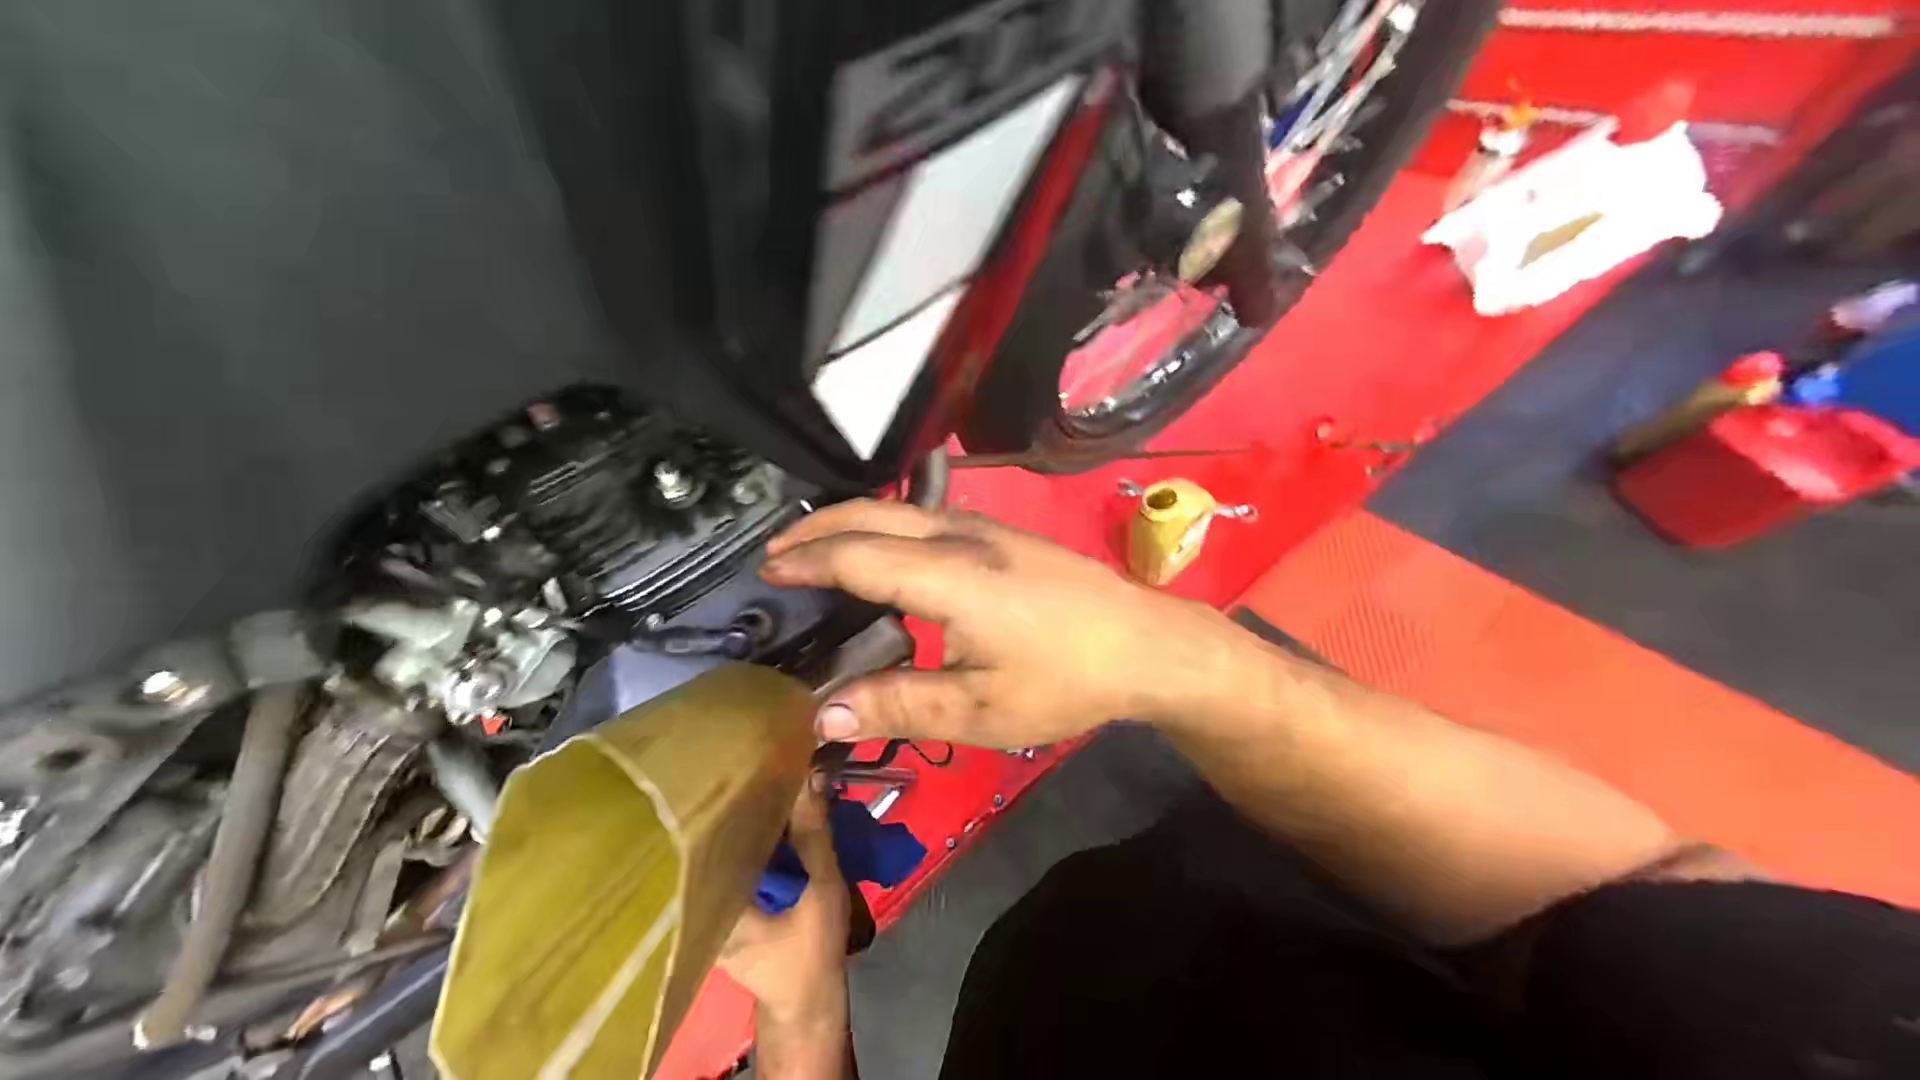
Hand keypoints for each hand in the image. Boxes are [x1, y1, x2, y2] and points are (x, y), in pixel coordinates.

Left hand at [718, 775, 849, 1078]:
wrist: (807, 1001)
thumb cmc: (810, 953)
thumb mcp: (822, 891)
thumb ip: (815, 834)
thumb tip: (810, 773)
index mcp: (710, 900)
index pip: (710, 832)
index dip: (728, 792)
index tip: (745, 755)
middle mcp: (696, 899)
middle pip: (714, 833)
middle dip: (738, 796)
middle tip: (756, 752)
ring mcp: (707, 901)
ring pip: (724, 842)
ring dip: (747, 812)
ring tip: (763, 769)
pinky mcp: (722, 900)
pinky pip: (733, 854)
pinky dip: (753, 833)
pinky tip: (770, 806)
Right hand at [761, 499, 1235, 746]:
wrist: (1149, 644)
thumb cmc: (1067, 680)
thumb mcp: (981, 709)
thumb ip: (898, 705)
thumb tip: (823, 713)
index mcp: (950, 576)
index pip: (857, 556)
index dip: (806, 561)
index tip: (767, 571)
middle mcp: (963, 536)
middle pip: (872, 513)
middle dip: (816, 526)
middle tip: (776, 552)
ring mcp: (987, 527)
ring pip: (900, 507)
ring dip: (850, 519)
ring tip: (815, 547)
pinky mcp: (1003, 533)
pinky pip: (925, 514)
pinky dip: (884, 523)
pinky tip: (882, 550)